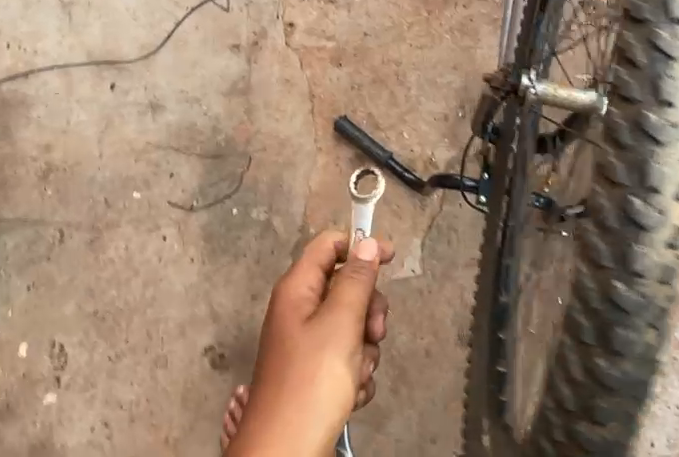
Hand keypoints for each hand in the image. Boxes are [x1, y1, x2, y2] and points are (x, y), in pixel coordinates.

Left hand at [228, 232, 393, 456]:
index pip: (329, 245)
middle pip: (346, 287)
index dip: (361, 246)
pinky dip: (357, 374)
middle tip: (375, 332)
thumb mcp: (340, 323)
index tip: (392, 259)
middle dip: (368, 310)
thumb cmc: (312, 380)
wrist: (286, 452)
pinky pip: (347, 359)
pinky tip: (353, 394)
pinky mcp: (316, 374)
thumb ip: (356, 281)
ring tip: (359, 374)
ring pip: (352, 326)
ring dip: (365, 349)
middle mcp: (300, 310)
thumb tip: (368, 243)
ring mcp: (308, 344)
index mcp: (298, 288)